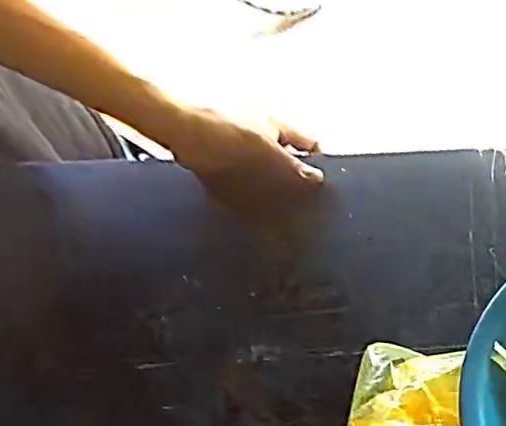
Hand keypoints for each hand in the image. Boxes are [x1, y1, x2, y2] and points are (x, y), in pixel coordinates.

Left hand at [158, 105, 322, 212]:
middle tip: (308, 207)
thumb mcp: (269, 152)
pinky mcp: (228, 168)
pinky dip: (257, 200)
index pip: (310, 144)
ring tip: (284, 216)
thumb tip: (319, 180)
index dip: (320, 163)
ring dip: (278, 195)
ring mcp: (244, 153)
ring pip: (272, 178)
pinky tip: (260, 214)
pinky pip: (250, 188)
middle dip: (299, 183)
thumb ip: (296, 168)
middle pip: (292, 164)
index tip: (326, 187)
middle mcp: (263, 138)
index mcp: (276, 128)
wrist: (179, 133)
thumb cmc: (226, 135)